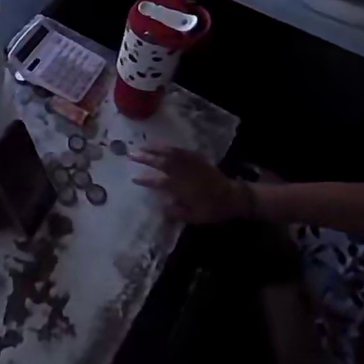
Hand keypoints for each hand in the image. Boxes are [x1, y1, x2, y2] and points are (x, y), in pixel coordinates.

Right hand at [131, 146, 254, 223]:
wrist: (232, 196)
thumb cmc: (212, 209)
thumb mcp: (195, 217)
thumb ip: (176, 212)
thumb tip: (161, 206)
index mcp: (181, 188)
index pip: (158, 183)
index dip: (145, 180)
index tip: (133, 177)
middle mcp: (183, 173)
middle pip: (161, 163)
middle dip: (145, 158)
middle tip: (131, 154)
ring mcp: (190, 163)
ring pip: (169, 153)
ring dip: (155, 149)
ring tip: (142, 145)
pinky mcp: (197, 158)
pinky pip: (181, 150)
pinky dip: (169, 147)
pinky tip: (162, 146)